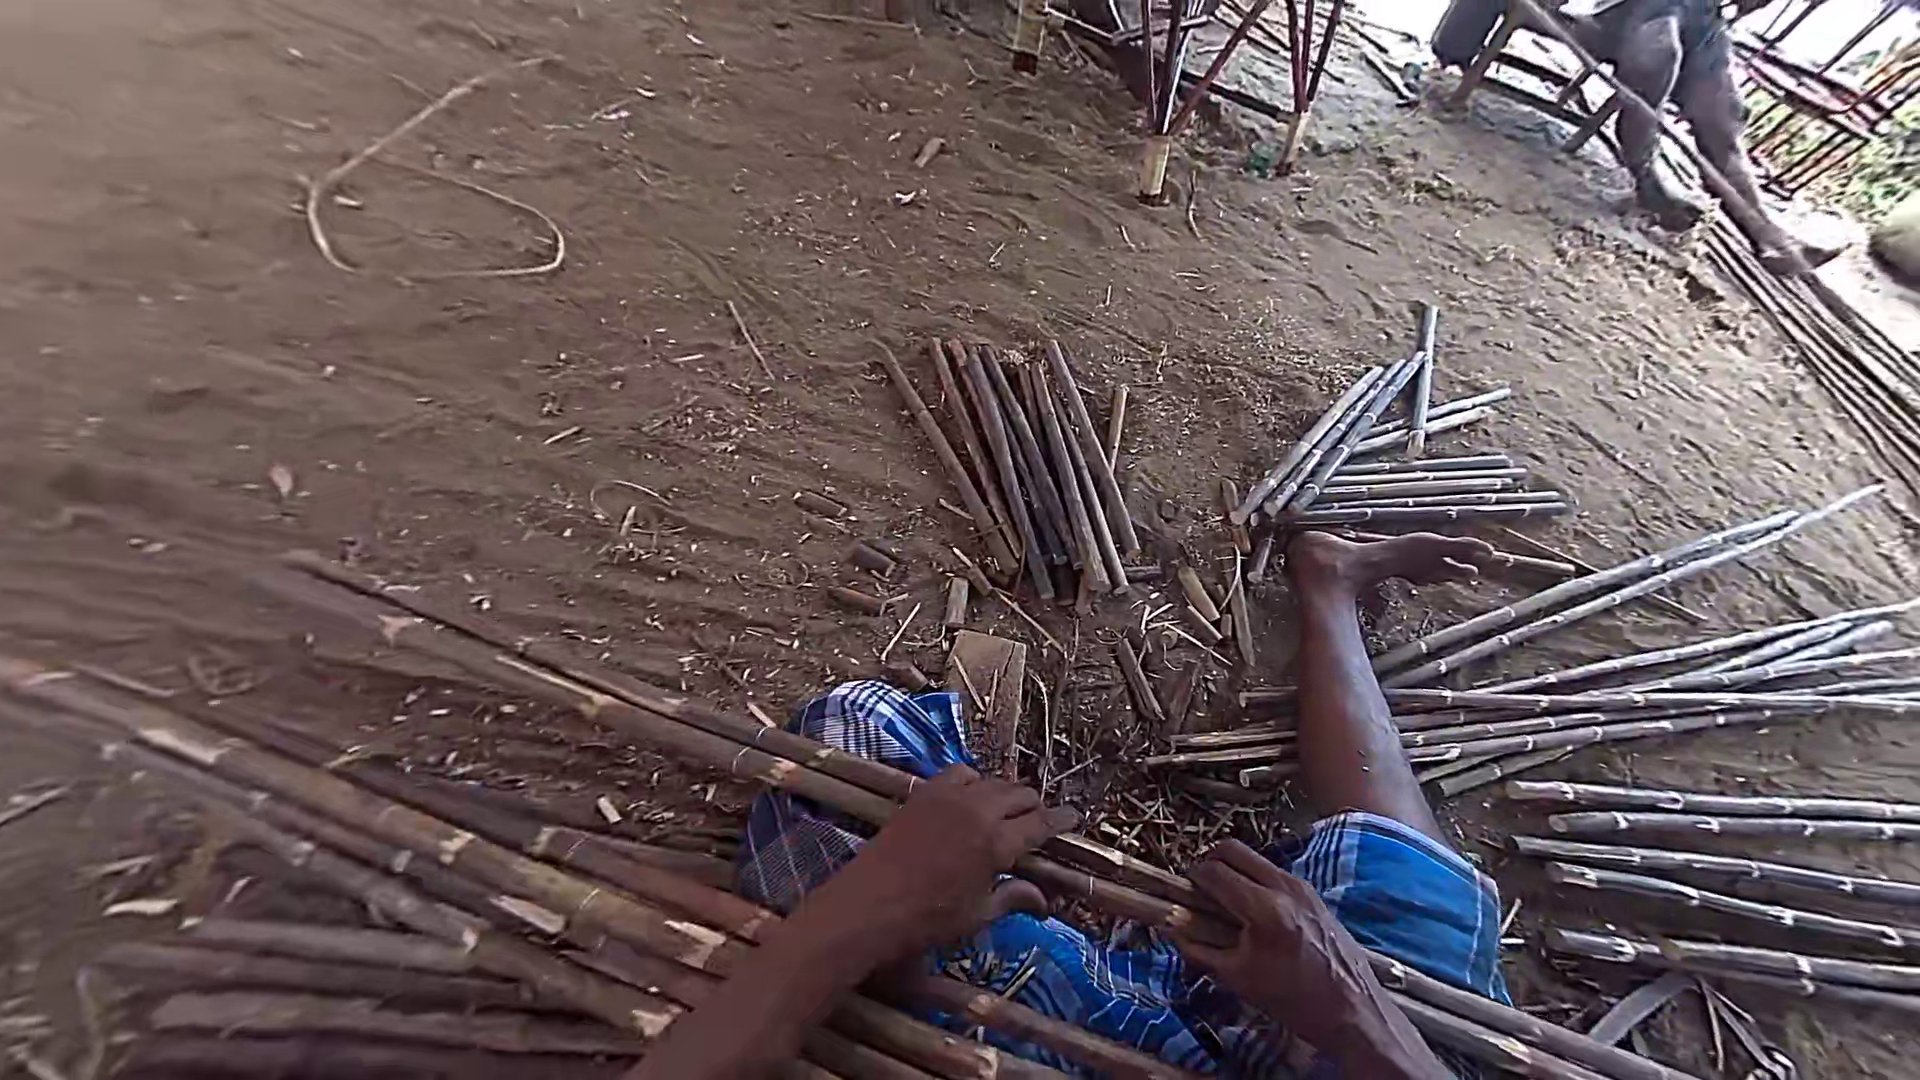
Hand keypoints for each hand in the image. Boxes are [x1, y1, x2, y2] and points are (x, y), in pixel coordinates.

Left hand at [828, 766, 1078, 953]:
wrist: (871, 902)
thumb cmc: (928, 919)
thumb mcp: (977, 915)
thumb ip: (1013, 898)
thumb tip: (1045, 901)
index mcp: (997, 843)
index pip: (1040, 824)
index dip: (1060, 819)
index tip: (1074, 816)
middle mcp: (979, 810)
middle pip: (1019, 794)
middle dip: (1034, 805)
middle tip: (1038, 820)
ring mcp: (951, 795)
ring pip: (992, 780)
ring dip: (1005, 792)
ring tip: (1006, 809)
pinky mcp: (927, 790)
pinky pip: (960, 773)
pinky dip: (973, 780)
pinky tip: (970, 795)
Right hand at [1170, 841, 1389, 1051]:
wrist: (1357, 1017)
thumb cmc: (1295, 1001)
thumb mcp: (1239, 979)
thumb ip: (1199, 949)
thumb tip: (1171, 927)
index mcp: (1263, 909)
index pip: (1214, 872)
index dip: (1193, 876)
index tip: (1185, 889)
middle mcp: (1282, 886)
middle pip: (1231, 849)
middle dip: (1210, 861)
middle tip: (1203, 885)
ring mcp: (1301, 886)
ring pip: (1253, 856)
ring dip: (1233, 868)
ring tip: (1227, 897)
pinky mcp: (1312, 892)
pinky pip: (1271, 870)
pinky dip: (1254, 878)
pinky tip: (1254, 908)